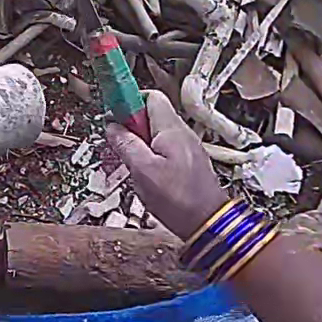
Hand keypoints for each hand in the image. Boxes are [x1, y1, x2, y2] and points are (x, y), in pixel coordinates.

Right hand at [103, 91, 226, 238]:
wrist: (209, 225)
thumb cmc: (179, 199)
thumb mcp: (142, 170)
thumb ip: (125, 144)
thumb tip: (111, 127)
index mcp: (172, 130)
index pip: (150, 97)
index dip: (129, 102)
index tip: (114, 116)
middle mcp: (182, 134)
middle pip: (150, 114)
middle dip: (131, 126)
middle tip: (122, 146)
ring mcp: (186, 148)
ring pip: (154, 133)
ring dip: (138, 143)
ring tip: (133, 164)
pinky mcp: (186, 161)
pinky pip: (162, 148)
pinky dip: (149, 155)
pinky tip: (145, 173)